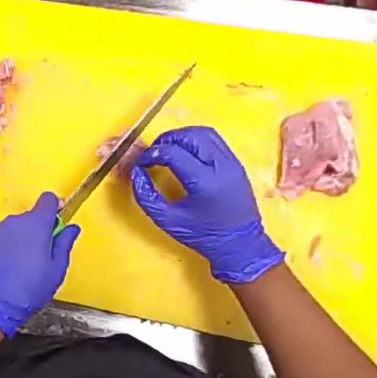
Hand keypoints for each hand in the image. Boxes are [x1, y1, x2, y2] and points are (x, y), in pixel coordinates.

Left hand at [0, 192, 79, 336]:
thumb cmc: (26, 290)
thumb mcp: (55, 271)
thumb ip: (64, 245)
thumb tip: (71, 229)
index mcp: (36, 224)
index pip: (48, 200)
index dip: (55, 209)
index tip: (57, 224)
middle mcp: (13, 222)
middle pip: (29, 218)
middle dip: (37, 232)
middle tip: (40, 258)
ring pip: (12, 230)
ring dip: (19, 242)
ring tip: (20, 270)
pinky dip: (2, 251)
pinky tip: (4, 272)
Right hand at [131, 125, 283, 282]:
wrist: (240, 244)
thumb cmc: (202, 235)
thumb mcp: (167, 220)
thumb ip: (146, 196)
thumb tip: (136, 172)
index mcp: (203, 181)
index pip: (172, 152)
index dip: (152, 153)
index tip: (142, 162)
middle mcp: (220, 165)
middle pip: (189, 135)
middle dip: (166, 140)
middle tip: (153, 154)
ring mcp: (231, 162)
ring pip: (204, 132)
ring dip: (182, 137)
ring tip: (168, 150)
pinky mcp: (236, 163)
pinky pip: (214, 140)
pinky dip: (195, 141)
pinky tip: (185, 154)